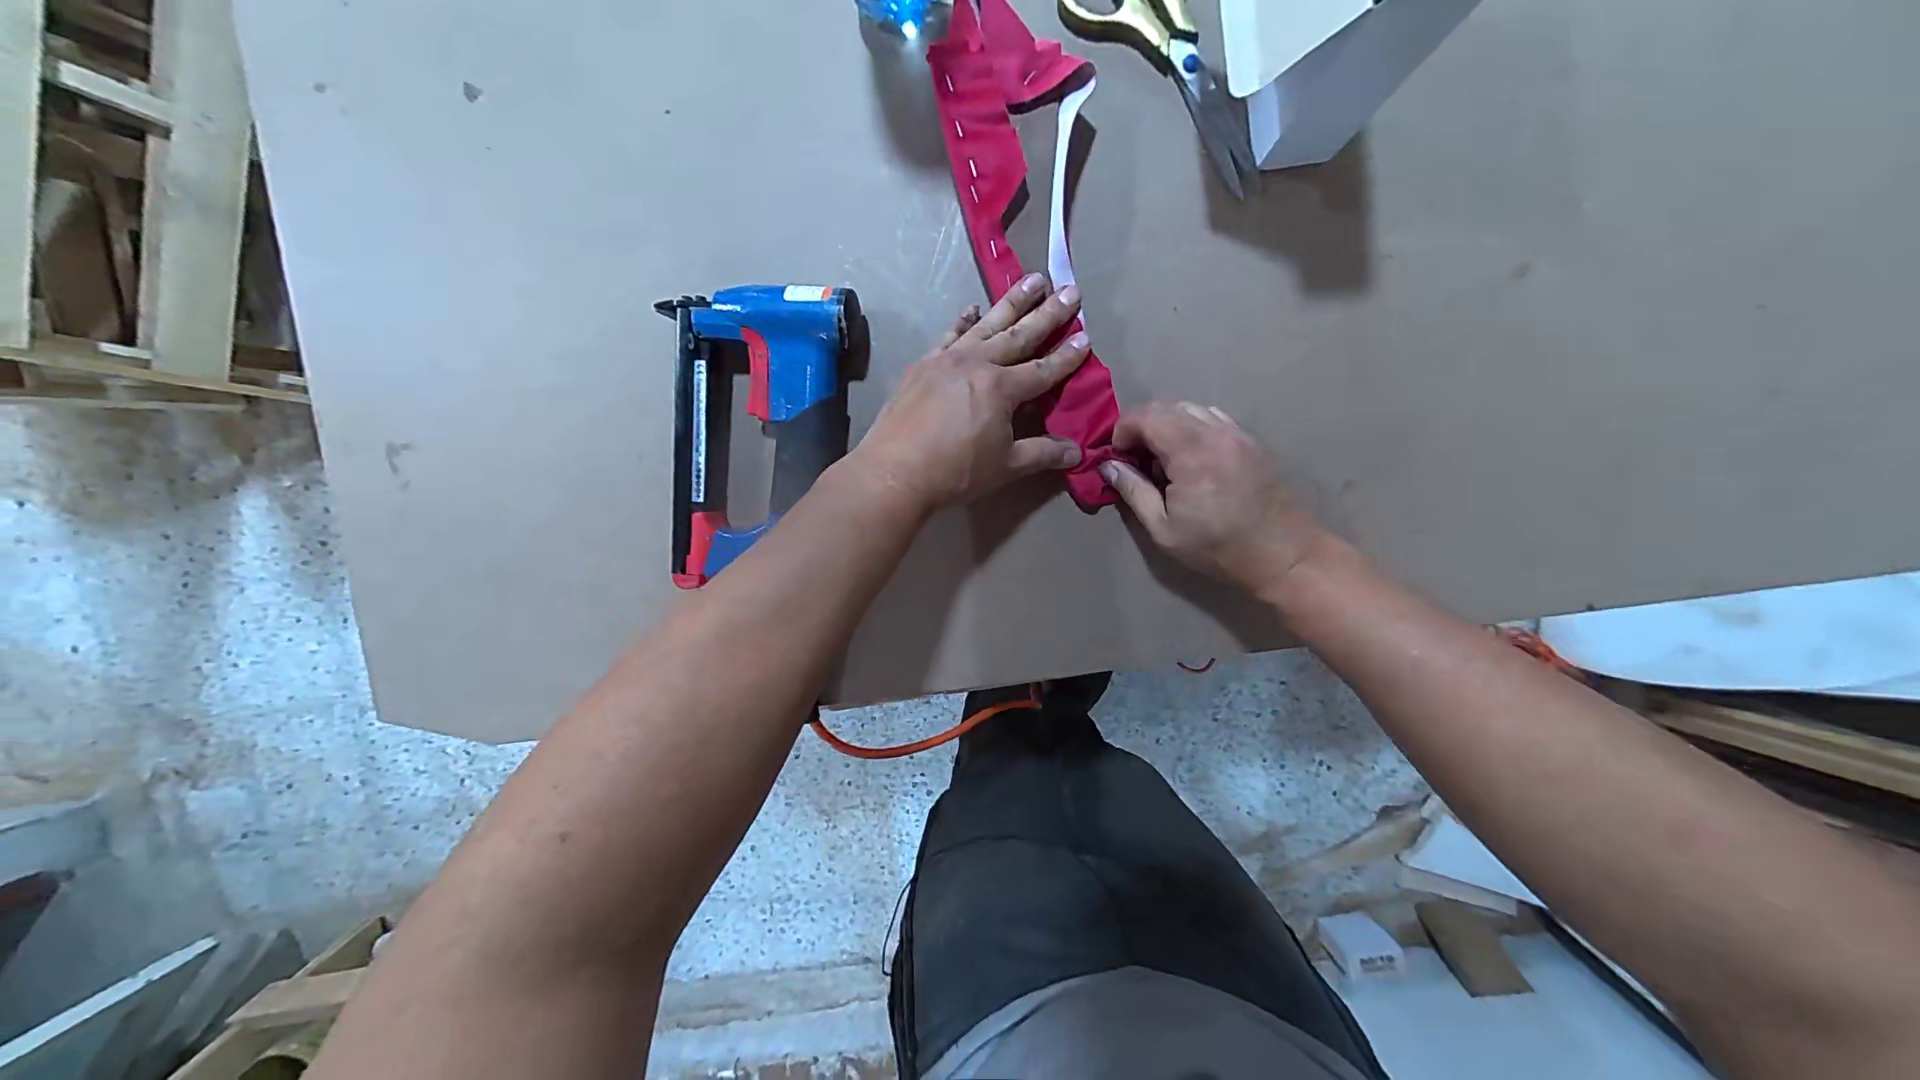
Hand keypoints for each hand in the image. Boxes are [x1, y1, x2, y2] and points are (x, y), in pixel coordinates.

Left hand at [849, 273, 1090, 514]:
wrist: (894, 471)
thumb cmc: (955, 471)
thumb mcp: (1006, 466)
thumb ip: (1042, 453)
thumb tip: (1076, 453)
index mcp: (1002, 388)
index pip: (1043, 369)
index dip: (1067, 356)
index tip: (1087, 337)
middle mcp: (977, 363)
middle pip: (1020, 334)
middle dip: (1048, 313)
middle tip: (1071, 290)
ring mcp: (947, 360)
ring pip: (986, 324)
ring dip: (1012, 301)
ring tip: (1033, 280)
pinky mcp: (923, 365)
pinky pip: (949, 335)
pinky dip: (963, 321)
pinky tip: (971, 309)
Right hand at [1101, 402, 1327, 597]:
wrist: (1282, 554)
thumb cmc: (1216, 548)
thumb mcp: (1163, 529)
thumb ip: (1132, 491)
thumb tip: (1108, 466)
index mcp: (1192, 453)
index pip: (1146, 416)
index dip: (1122, 431)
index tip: (1118, 458)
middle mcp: (1215, 432)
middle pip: (1166, 407)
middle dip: (1141, 427)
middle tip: (1135, 460)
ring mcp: (1236, 433)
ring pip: (1189, 408)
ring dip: (1166, 425)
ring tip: (1162, 460)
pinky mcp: (1249, 440)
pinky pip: (1211, 417)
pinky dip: (1191, 427)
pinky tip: (1190, 458)